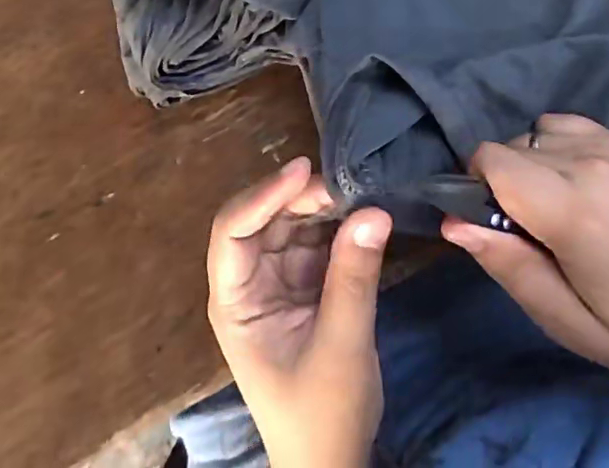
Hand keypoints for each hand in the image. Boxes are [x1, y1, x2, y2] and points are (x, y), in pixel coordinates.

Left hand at [206, 157, 392, 467]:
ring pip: (292, 223)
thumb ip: (354, 278)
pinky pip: (317, 240)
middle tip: (349, 184)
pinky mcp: (305, 283)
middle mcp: (250, 281)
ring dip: (323, 206)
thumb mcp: (341, 348)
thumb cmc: (322, 416)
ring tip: (361, 192)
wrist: (333, 462)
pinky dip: (339, 224)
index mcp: (235, 301)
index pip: (233, 231)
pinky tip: (363, 212)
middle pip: (265, 219)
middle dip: (301, 197)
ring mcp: (278, 280)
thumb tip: (375, 211)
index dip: (263, 195)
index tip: (304, 170)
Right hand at [440, 114, 608, 395]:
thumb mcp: (567, 323)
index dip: (476, 189)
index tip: (496, 229)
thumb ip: (507, 265)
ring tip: (556, 211)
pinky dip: (551, 149)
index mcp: (577, 209)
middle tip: (533, 235)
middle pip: (508, 148)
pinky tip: (574, 186)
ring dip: (526, 167)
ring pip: (530, 135)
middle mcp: (592, 162)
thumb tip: (452, 221)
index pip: (491, 160)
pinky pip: (558, 125)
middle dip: (502, 185)